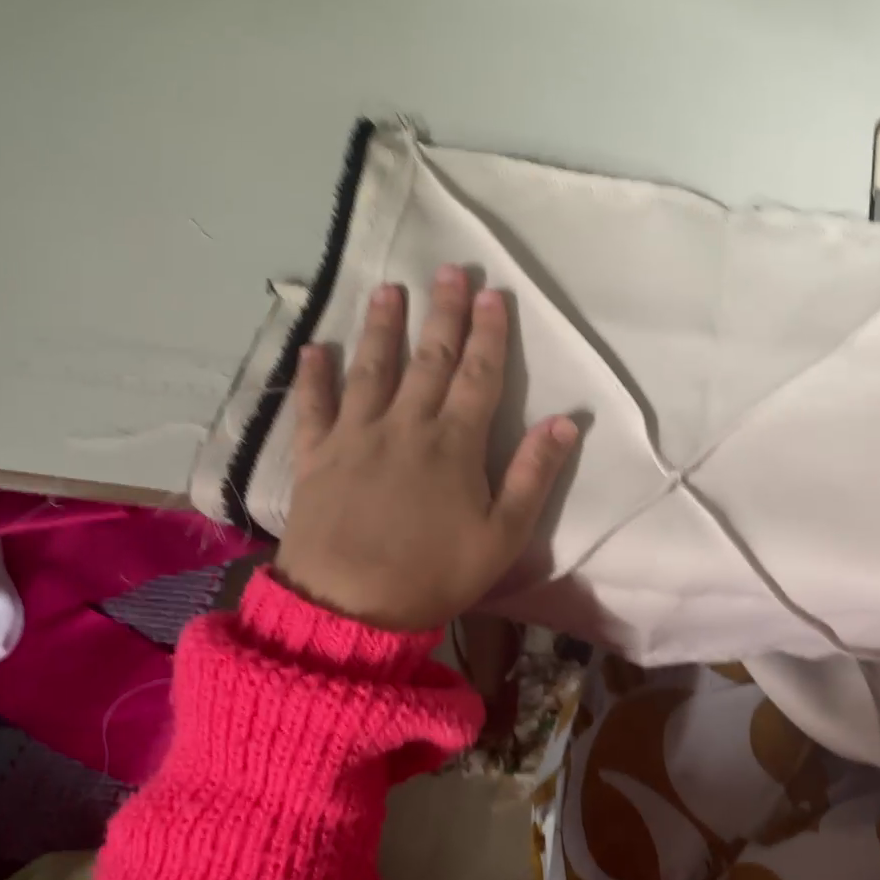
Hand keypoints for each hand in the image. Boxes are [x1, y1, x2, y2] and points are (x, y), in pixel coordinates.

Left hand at [273, 266, 579, 630]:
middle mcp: (405, 426)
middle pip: (429, 360)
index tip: (493, 294)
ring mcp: (355, 437)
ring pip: (372, 369)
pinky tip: (316, 348)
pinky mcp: (316, 457)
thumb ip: (533, 473)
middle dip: (443, 314)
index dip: (489, 333)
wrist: (348, 610)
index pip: (478, 376)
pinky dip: (314, 376)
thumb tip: (566, 420)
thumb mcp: (504, 533)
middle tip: (449, 270)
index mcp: (453, 444)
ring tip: (389, 288)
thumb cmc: (437, 573)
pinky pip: (313, 407)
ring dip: (382, 327)